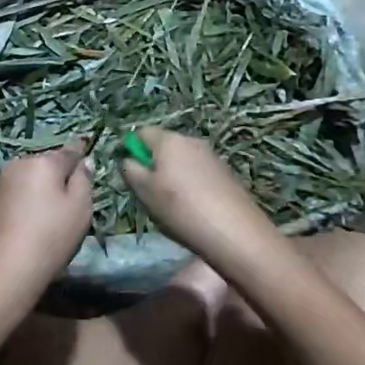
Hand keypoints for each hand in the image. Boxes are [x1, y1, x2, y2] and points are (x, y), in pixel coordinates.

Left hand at [0, 143, 92, 302]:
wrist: (0, 271)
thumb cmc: (49, 237)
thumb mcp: (80, 209)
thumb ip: (84, 180)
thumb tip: (83, 161)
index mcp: (43, 162)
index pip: (68, 150)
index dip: (80, 152)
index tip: (86, 149)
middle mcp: (18, 164)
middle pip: (46, 163)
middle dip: (58, 173)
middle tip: (71, 196)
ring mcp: (0, 183)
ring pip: (29, 178)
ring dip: (40, 188)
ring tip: (51, 212)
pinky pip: (16, 193)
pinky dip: (25, 200)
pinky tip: (30, 221)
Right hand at [120, 128, 285, 275]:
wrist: (234, 232)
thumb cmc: (180, 208)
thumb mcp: (144, 191)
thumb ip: (130, 170)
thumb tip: (130, 160)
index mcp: (169, 140)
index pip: (142, 132)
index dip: (133, 150)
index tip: (133, 174)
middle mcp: (192, 141)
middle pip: (164, 146)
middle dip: (155, 164)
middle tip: (151, 193)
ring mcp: (212, 156)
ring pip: (182, 160)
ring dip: (174, 176)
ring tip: (174, 205)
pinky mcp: (226, 173)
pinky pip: (199, 172)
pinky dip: (192, 185)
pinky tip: (195, 208)